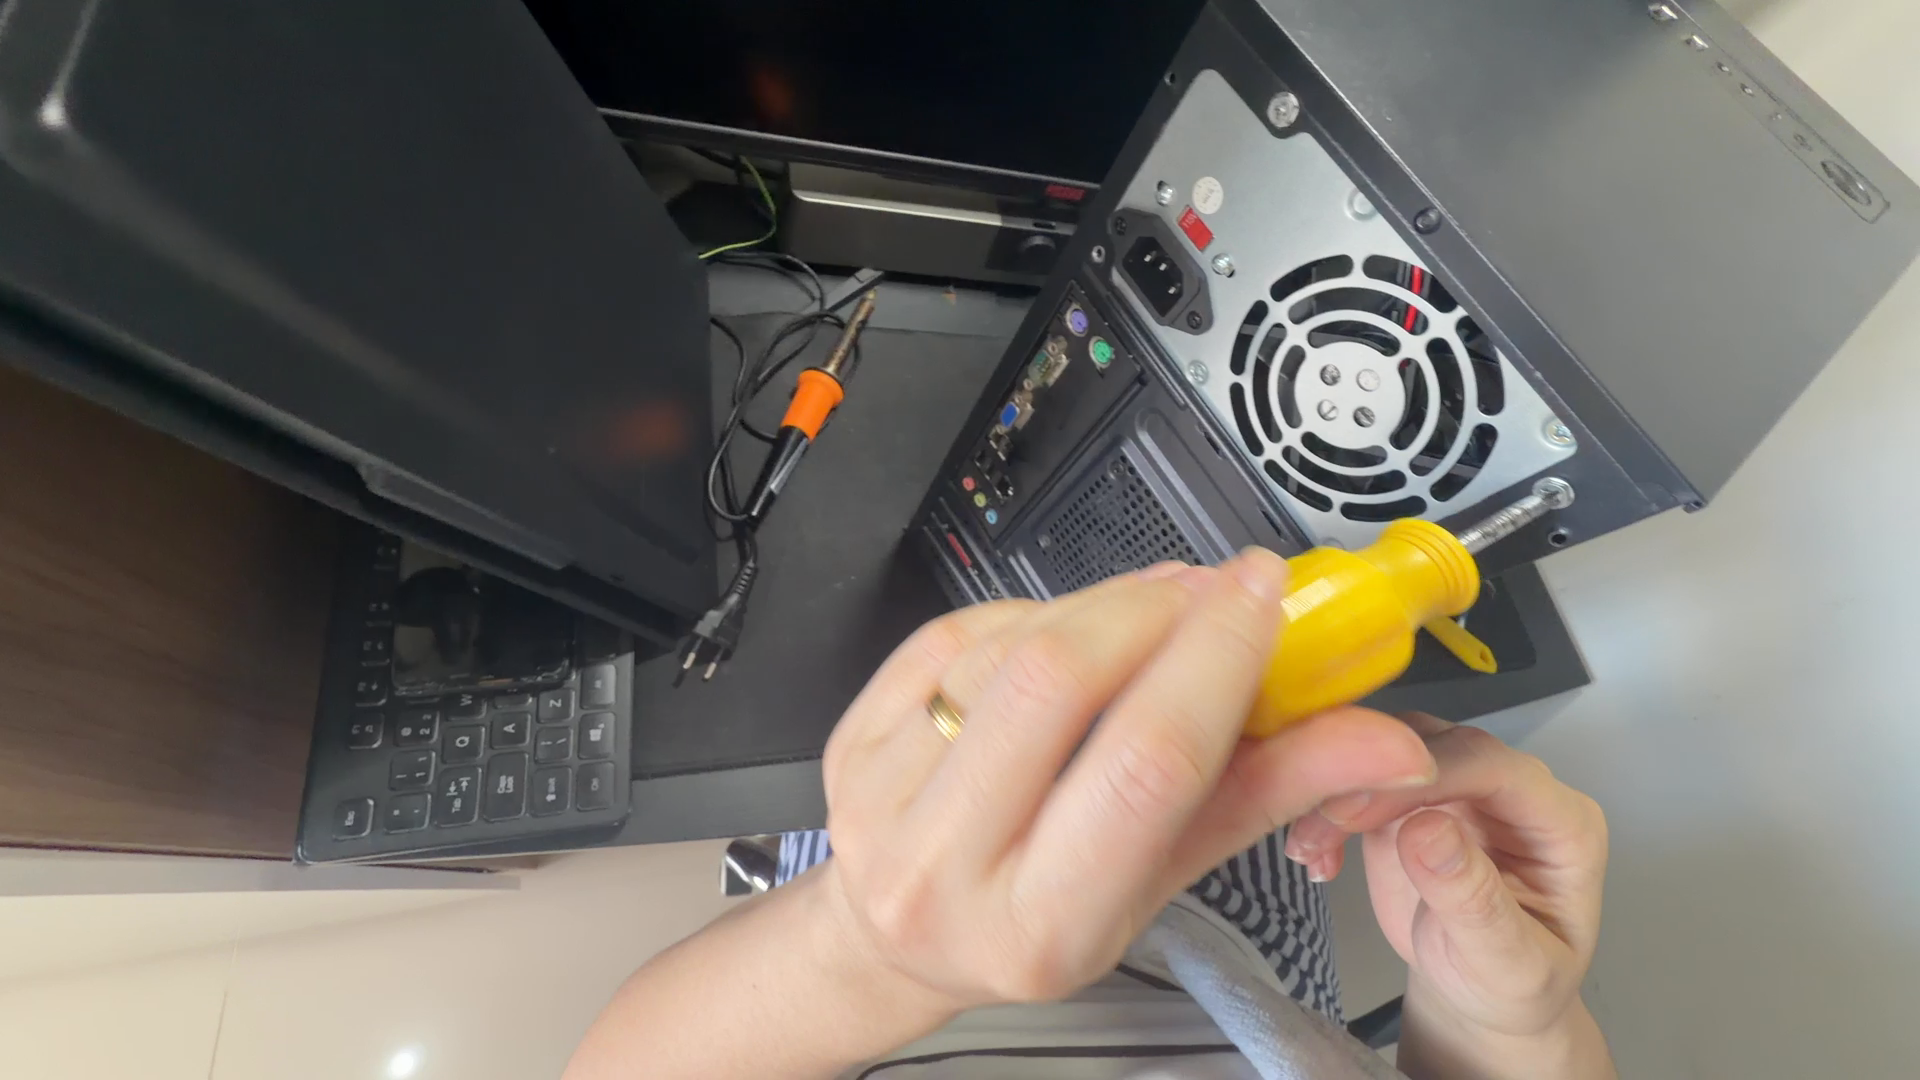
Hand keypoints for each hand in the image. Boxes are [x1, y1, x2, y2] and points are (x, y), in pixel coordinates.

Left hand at [814, 552, 1439, 1016]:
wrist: (902, 928)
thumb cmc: (1034, 920)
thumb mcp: (1153, 883)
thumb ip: (1257, 798)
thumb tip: (1377, 741)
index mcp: (1041, 924)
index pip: (1145, 765)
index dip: (1215, 659)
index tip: (1261, 593)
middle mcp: (945, 862)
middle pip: (1058, 681)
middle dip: (1149, 609)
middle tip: (1205, 584)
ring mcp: (881, 791)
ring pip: (1004, 647)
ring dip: (1092, 605)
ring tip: (1144, 605)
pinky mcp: (852, 734)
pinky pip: (952, 634)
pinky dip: (1025, 613)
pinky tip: (1061, 626)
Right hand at [1284, 714, 1612, 1078]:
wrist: (1475, 994)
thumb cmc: (1507, 986)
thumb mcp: (1504, 964)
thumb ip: (1471, 898)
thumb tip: (1425, 827)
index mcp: (1557, 819)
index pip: (1487, 764)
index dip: (1419, 775)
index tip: (1356, 810)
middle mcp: (1505, 785)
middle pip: (1427, 743)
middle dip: (1365, 779)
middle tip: (1316, 828)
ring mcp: (1451, 782)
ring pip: (1380, 744)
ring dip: (1334, 788)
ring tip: (1308, 848)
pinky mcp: (1402, 790)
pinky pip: (1353, 771)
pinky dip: (1323, 804)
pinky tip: (1312, 852)